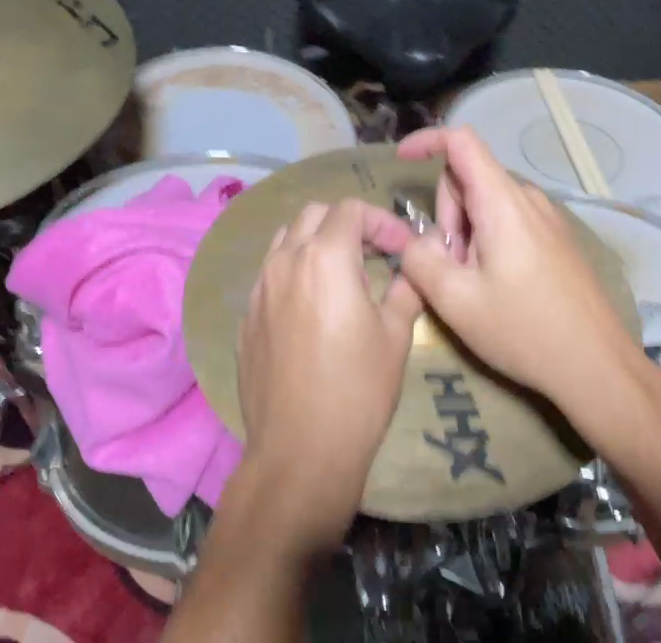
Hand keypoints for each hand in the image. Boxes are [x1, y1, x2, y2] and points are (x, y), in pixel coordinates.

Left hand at [236, 198, 423, 551]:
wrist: (300, 452)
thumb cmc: (358, 391)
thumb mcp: (396, 336)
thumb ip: (407, 288)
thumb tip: (416, 266)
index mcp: (325, 257)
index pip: (350, 209)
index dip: (382, 221)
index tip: (402, 249)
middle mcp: (285, 262)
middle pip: (313, 216)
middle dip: (347, 224)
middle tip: (375, 255)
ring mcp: (258, 290)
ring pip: (285, 242)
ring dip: (316, 245)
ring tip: (343, 278)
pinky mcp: (245, 319)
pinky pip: (269, 277)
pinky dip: (294, 275)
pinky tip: (313, 310)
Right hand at [393, 127, 641, 409]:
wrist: (597, 365)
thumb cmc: (524, 330)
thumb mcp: (454, 299)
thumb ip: (419, 258)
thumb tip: (414, 240)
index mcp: (502, 202)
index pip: (460, 141)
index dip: (426, 141)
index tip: (401, 162)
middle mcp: (528, 198)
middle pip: (469, 179)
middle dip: (447, 216)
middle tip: (451, 270)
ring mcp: (547, 218)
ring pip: (487, 204)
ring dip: (467, 234)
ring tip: (476, 287)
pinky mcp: (557, 239)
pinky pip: (509, 221)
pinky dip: (489, 242)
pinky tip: (500, 289)